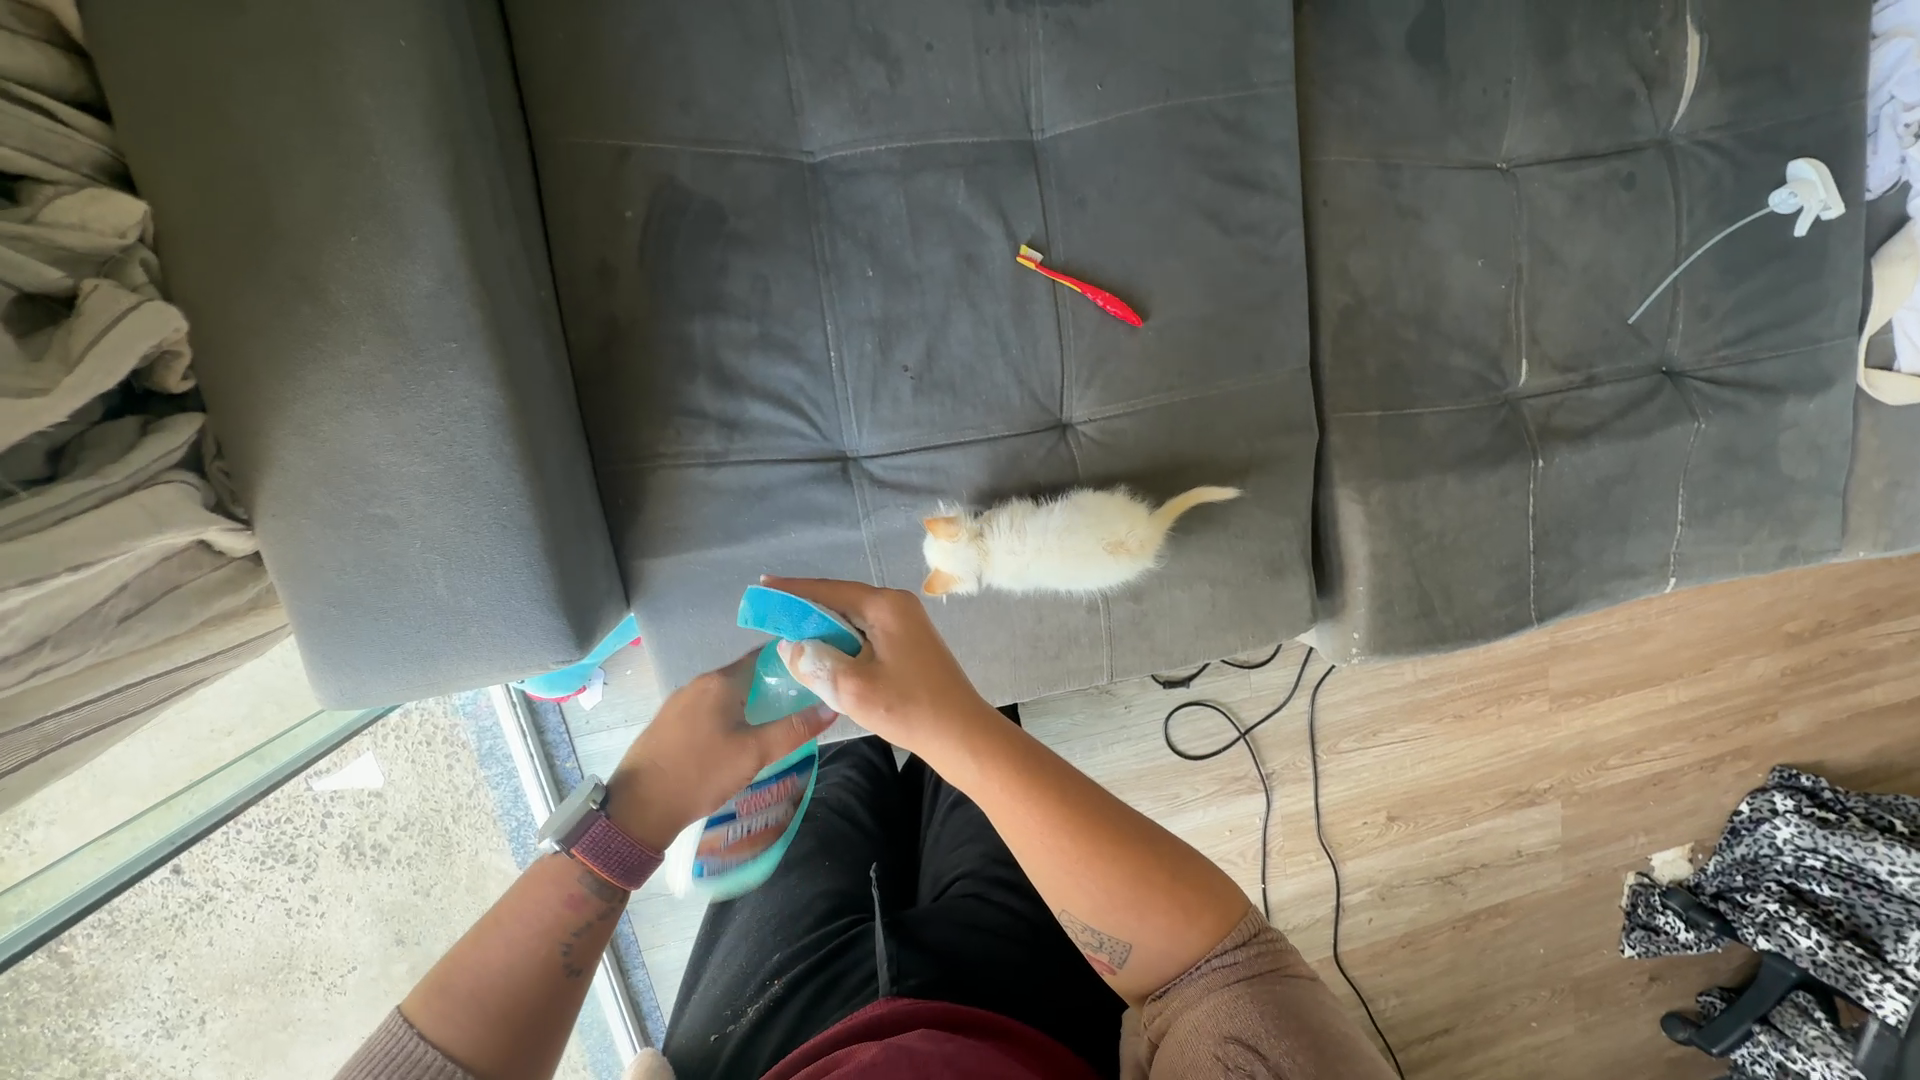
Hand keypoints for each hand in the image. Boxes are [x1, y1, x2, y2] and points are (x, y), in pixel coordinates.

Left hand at [604, 651, 836, 851]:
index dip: (790, 662)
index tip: (814, 672)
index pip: (763, 657)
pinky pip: (708, 710)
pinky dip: (728, 717)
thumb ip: (794, 729)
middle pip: (745, 676)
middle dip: (772, 686)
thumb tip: (831, 708)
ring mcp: (679, 702)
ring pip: (725, 695)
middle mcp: (698, 683)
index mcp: (720, 681)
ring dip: (749, 704)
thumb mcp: (755, 753)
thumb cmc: (700, 773)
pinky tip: (737, 739)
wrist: (638, 808)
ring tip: (774, 724)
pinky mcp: (668, 723)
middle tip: (801, 704)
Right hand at [762, 576, 999, 758]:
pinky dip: (842, 643)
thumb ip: (814, 662)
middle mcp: (897, 605)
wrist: (961, 734)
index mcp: (885, 605)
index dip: (793, 590)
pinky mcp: (910, 644)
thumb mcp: (851, 687)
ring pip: (853, 620)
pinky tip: (826, 656)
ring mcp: (907, 624)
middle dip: (806, 610)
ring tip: (791, 637)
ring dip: (824, 629)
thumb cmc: (908, 707)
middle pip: (841, 601)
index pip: (828, 590)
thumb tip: (790, 646)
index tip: (762, 586)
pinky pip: (866, 635)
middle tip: (771, 618)